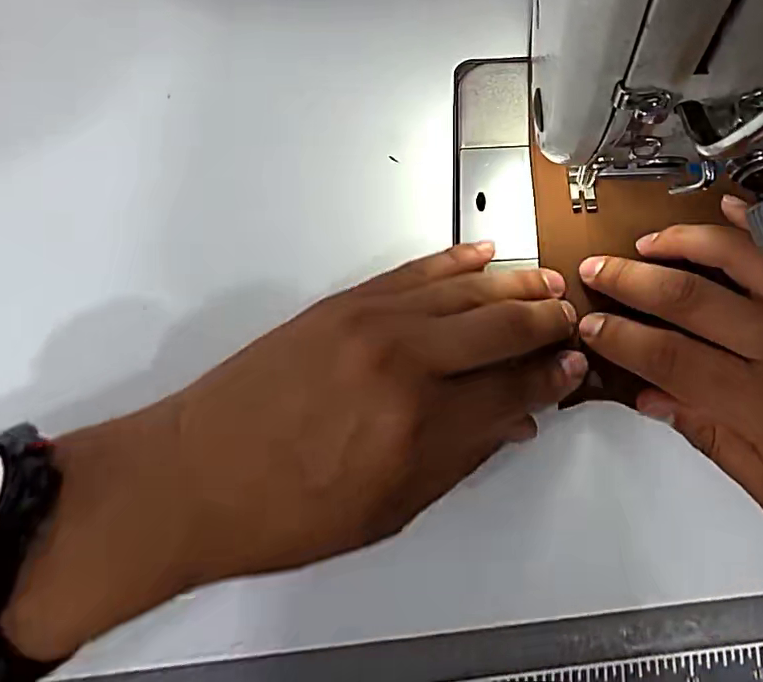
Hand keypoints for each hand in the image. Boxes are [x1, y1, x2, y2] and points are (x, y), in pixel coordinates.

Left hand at [166, 241, 586, 578]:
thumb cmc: (281, 508)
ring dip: (517, 283)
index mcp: (420, 428)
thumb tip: (512, 422)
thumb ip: (463, 457)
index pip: (514, 388)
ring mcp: (374, 322)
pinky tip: (484, 254)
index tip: (571, 367)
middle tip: (571, 319)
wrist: (191, 476)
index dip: (553, 377)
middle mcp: (404, 364)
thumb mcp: (389, 508)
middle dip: (549, 321)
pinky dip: (458, 260)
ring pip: (470, 289)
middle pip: (504, 327)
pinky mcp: (347, 301)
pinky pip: (419, 270)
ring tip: (547, 281)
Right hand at [574, 197, 762, 597]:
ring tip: (648, 239)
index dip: (618, 337)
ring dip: (683, 240)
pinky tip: (729, 210)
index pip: (666, 355)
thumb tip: (658, 400)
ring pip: (735, 255)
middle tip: (597, 269)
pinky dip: (757, 224)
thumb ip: (714, 436)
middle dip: (630, 279)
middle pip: (687, 295)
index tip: (588, 324)